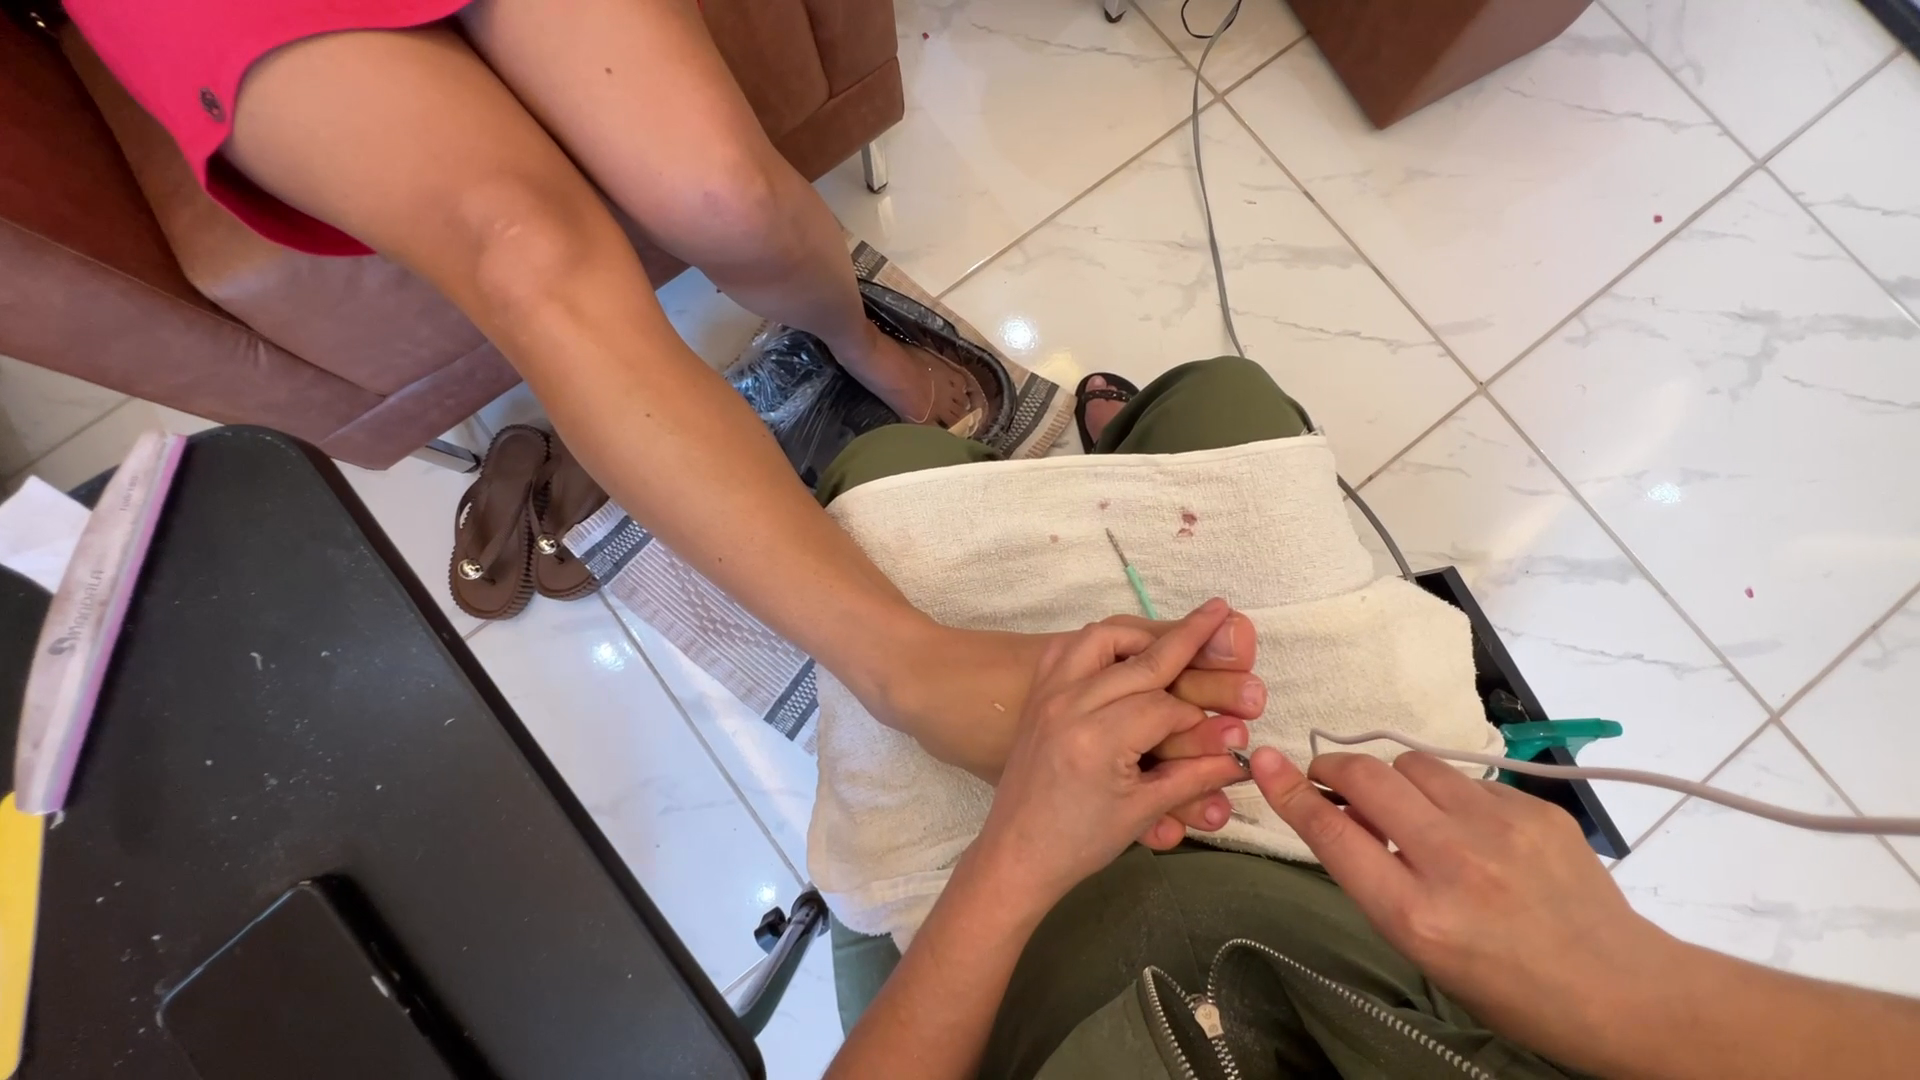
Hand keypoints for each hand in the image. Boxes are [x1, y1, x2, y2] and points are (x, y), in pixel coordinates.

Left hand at [969, 599, 1252, 908]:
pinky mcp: (1037, 694)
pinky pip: (1066, 648)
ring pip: (1098, 638)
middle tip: (1219, 611)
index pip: (1164, 707)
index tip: (1217, 730)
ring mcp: (1048, 694)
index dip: (1195, 717)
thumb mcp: (1142, 812)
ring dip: (1137, 632)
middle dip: (1184, 638)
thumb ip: (1193, 776)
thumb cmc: (1080, 841)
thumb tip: (1239, 752)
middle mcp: (1070, 704)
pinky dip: (1097, 641)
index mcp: (1097, 738)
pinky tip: (1119, 649)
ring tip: (1170, 632)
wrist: (1016, 852)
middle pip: (1138, 661)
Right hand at [1249, 747, 1675, 1058]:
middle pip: (1367, 778)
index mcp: (1417, 915)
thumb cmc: (1504, 983)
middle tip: (1331, 781)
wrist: (1626, 993)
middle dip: (1335, 769)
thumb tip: (1333, 806)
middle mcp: (1455, 863)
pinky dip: (1449, 794)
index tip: (1264, 762)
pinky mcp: (1536, 809)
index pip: (1333, 834)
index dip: (1290, 792)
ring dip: (1393, 778)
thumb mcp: (1419, 943)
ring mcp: (1502, 829)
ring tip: (1410, 810)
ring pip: (1413, 763)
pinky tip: (1472, 829)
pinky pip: (1464, 778)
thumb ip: (1370, 872)